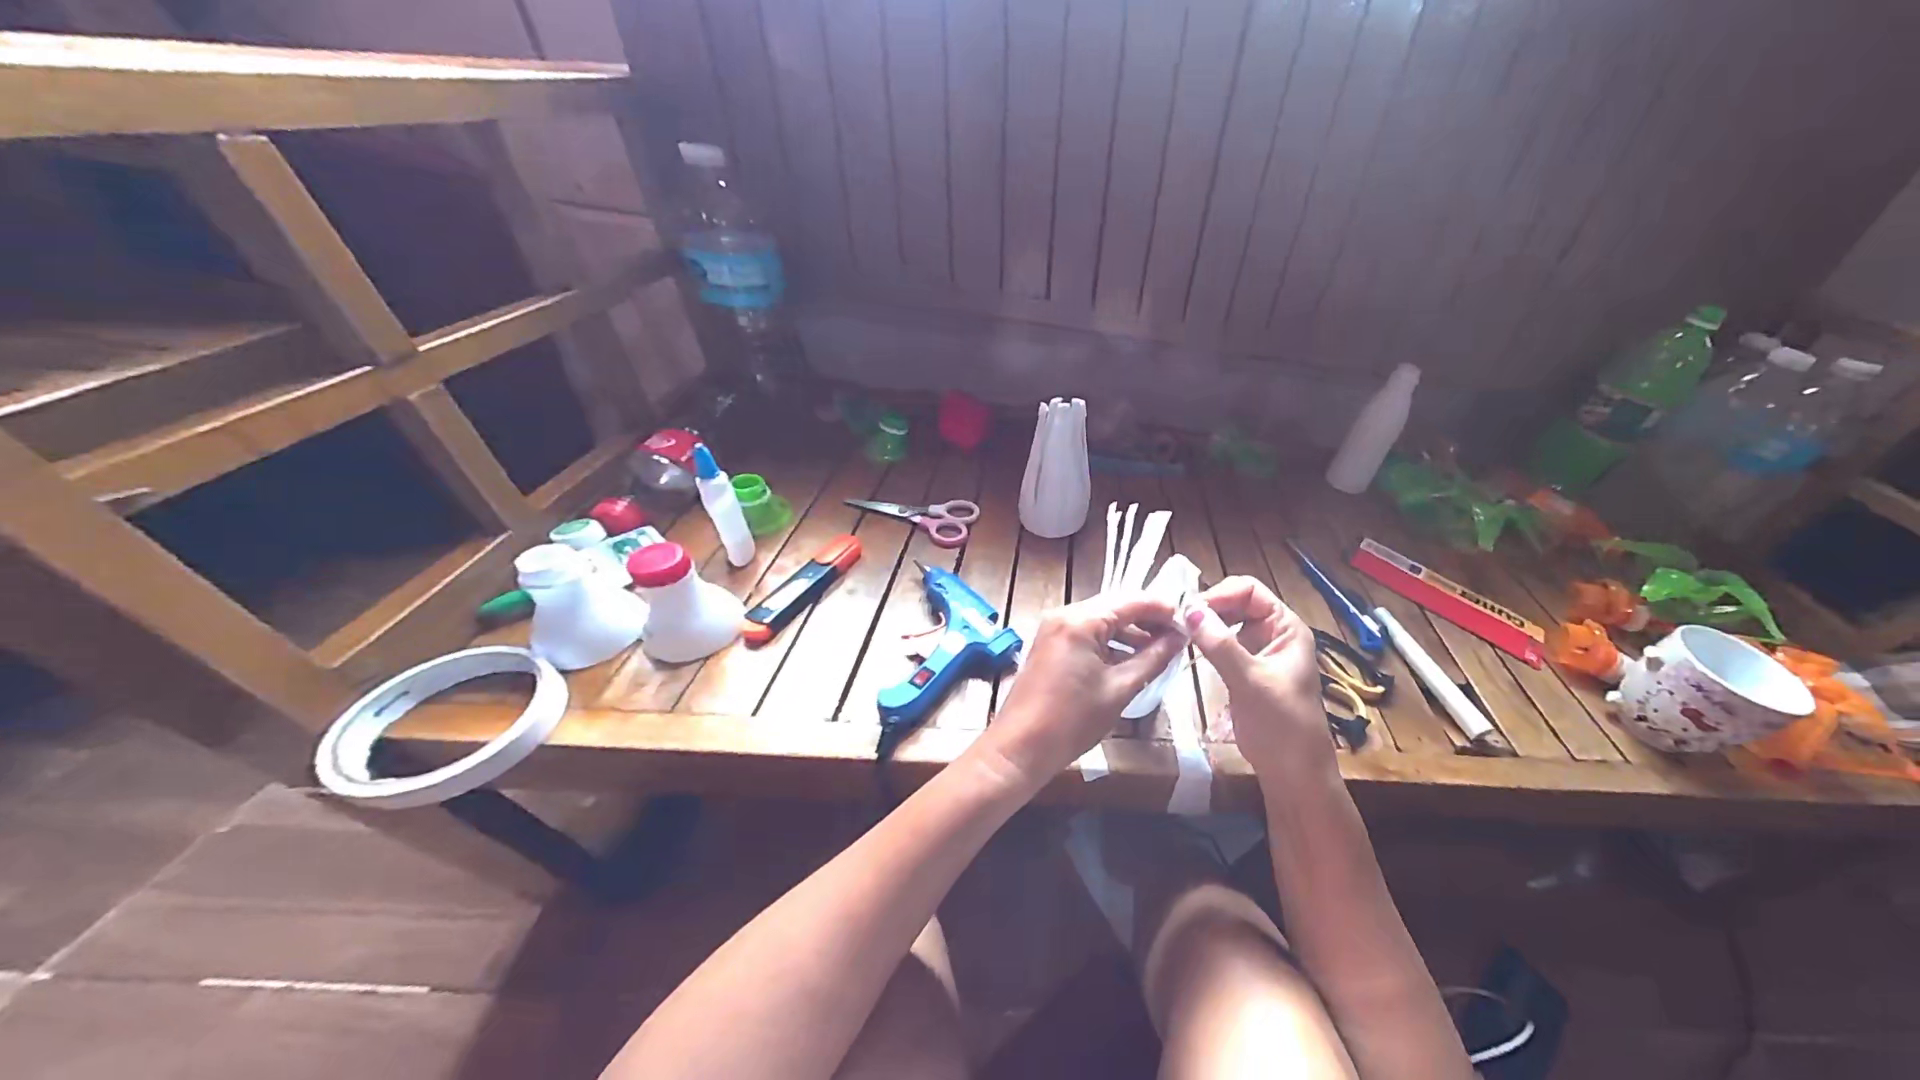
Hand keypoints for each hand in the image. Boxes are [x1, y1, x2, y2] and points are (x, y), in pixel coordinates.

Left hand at [971, 593, 1185, 789]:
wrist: (1021, 747)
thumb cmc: (1072, 720)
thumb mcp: (1120, 689)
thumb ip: (1153, 658)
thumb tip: (1179, 638)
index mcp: (1080, 620)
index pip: (1131, 600)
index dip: (1163, 608)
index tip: (1190, 622)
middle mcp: (1064, 614)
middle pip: (1115, 606)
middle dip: (1147, 619)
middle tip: (1179, 636)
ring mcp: (1053, 629)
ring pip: (1101, 620)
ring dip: (1130, 632)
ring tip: (1161, 650)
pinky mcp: (1050, 645)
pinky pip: (1087, 634)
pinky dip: (1110, 642)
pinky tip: (1132, 659)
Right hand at [1182, 576, 1334, 781]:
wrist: (1292, 772)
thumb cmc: (1282, 724)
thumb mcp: (1251, 681)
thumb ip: (1220, 644)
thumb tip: (1189, 610)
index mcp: (1286, 627)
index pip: (1249, 590)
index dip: (1219, 595)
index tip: (1190, 611)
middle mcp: (1272, 632)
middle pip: (1235, 601)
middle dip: (1207, 606)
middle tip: (1178, 622)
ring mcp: (1257, 650)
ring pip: (1225, 621)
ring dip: (1203, 622)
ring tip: (1178, 632)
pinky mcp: (1242, 668)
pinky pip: (1220, 642)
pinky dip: (1203, 640)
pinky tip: (1187, 647)